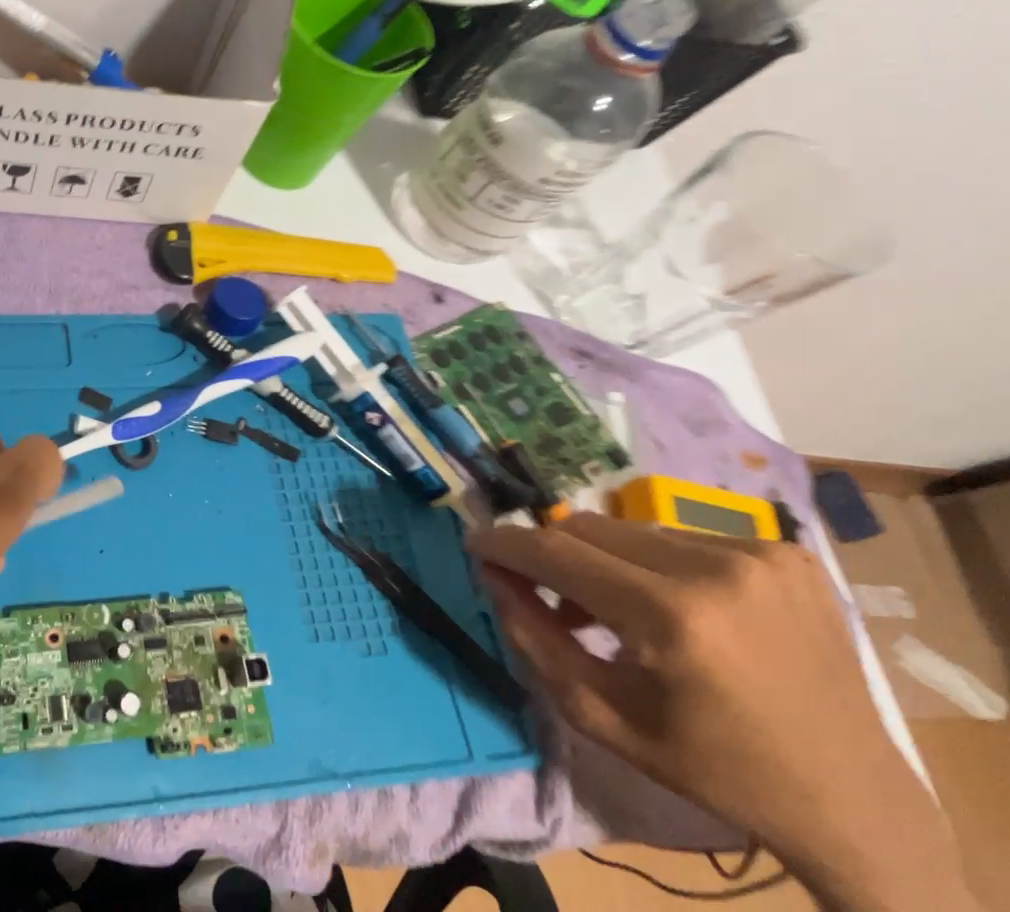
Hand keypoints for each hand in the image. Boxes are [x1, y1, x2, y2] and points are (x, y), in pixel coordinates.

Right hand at [474, 513, 977, 911]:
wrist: (846, 792)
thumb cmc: (709, 765)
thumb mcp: (600, 714)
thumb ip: (535, 638)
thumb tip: (494, 577)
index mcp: (672, 617)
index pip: (556, 552)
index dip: (504, 544)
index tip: (473, 544)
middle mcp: (718, 567)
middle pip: (589, 527)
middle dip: (550, 552)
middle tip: (538, 591)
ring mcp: (762, 553)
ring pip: (633, 529)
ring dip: (601, 559)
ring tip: (606, 609)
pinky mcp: (789, 553)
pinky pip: (684, 538)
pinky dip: (654, 564)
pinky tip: (668, 607)